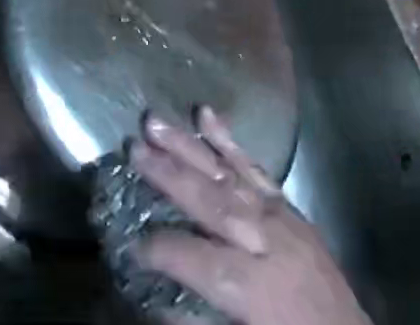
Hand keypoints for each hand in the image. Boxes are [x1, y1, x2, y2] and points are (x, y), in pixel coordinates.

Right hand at [133, 107, 371, 324]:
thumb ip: (197, 318)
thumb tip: (151, 299)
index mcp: (254, 288)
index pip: (198, 260)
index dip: (163, 249)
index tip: (132, 242)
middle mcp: (267, 242)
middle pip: (213, 202)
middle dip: (171, 173)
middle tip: (134, 146)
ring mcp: (279, 216)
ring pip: (230, 173)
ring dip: (190, 146)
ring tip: (156, 121)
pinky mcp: (287, 205)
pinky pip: (255, 167)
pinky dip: (228, 140)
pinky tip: (206, 114)